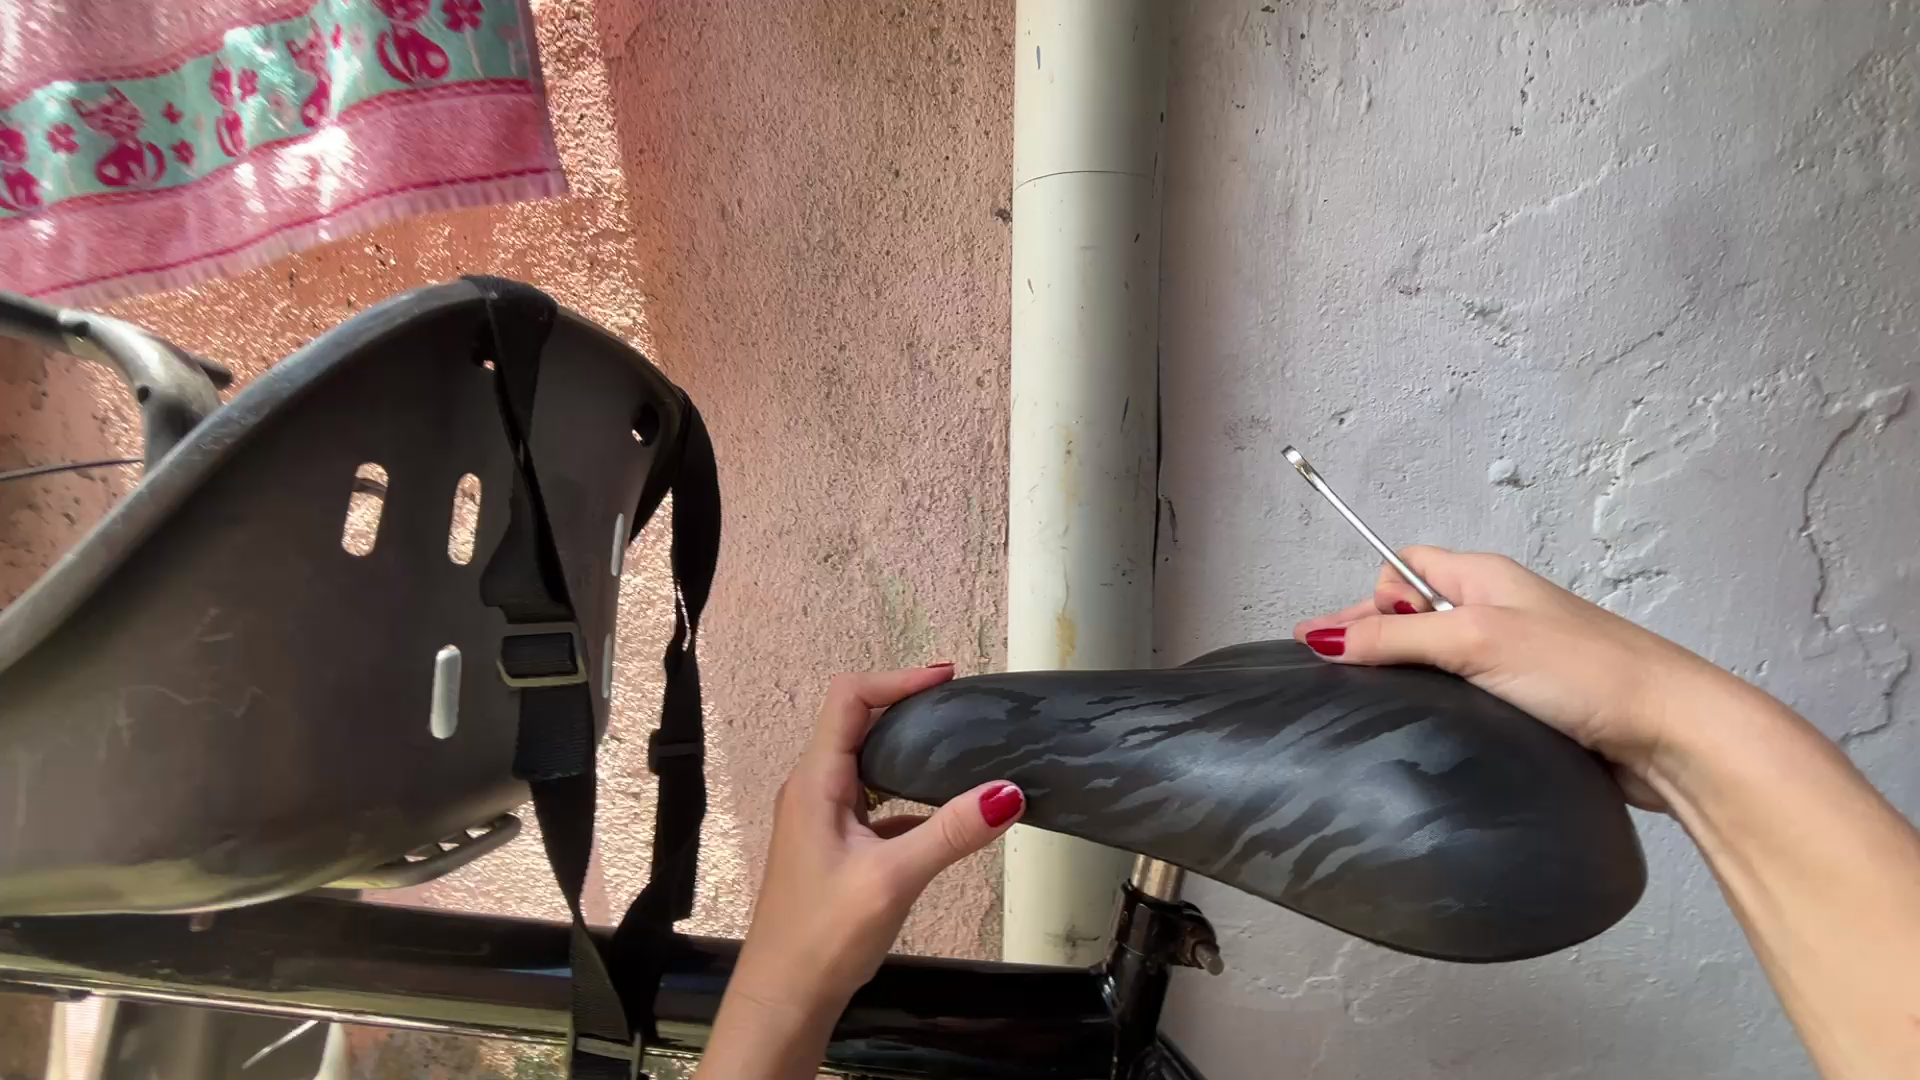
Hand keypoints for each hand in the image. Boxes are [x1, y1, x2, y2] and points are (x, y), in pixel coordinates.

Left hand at [726, 664, 1023, 1020]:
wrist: (784, 999)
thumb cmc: (825, 934)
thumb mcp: (893, 878)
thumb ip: (951, 833)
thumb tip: (1009, 792)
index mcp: (817, 779)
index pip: (850, 698)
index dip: (897, 678)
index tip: (946, 677)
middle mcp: (814, 785)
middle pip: (858, 720)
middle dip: (906, 703)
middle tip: (958, 704)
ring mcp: (822, 813)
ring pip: (866, 757)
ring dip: (905, 743)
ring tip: (953, 741)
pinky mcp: (834, 838)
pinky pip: (872, 793)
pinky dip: (904, 785)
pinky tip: (939, 806)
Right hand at [1292, 546, 1766, 809]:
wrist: (1679, 738)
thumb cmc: (1585, 672)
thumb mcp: (1473, 641)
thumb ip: (1392, 637)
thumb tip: (1318, 637)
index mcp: (1482, 577)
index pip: (1401, 568)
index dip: (1373, 599)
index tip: (1357, 640)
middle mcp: (1494, 608)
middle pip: (1410, 610)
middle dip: (1377, 636)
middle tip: (1346, 671)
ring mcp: (1511, 654)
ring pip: (1432, 653)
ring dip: (1405, 672)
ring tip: (1378, 700)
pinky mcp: (1523, 696)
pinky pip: (1457, 687)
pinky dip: (1434, 699)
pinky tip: (1421, 721)